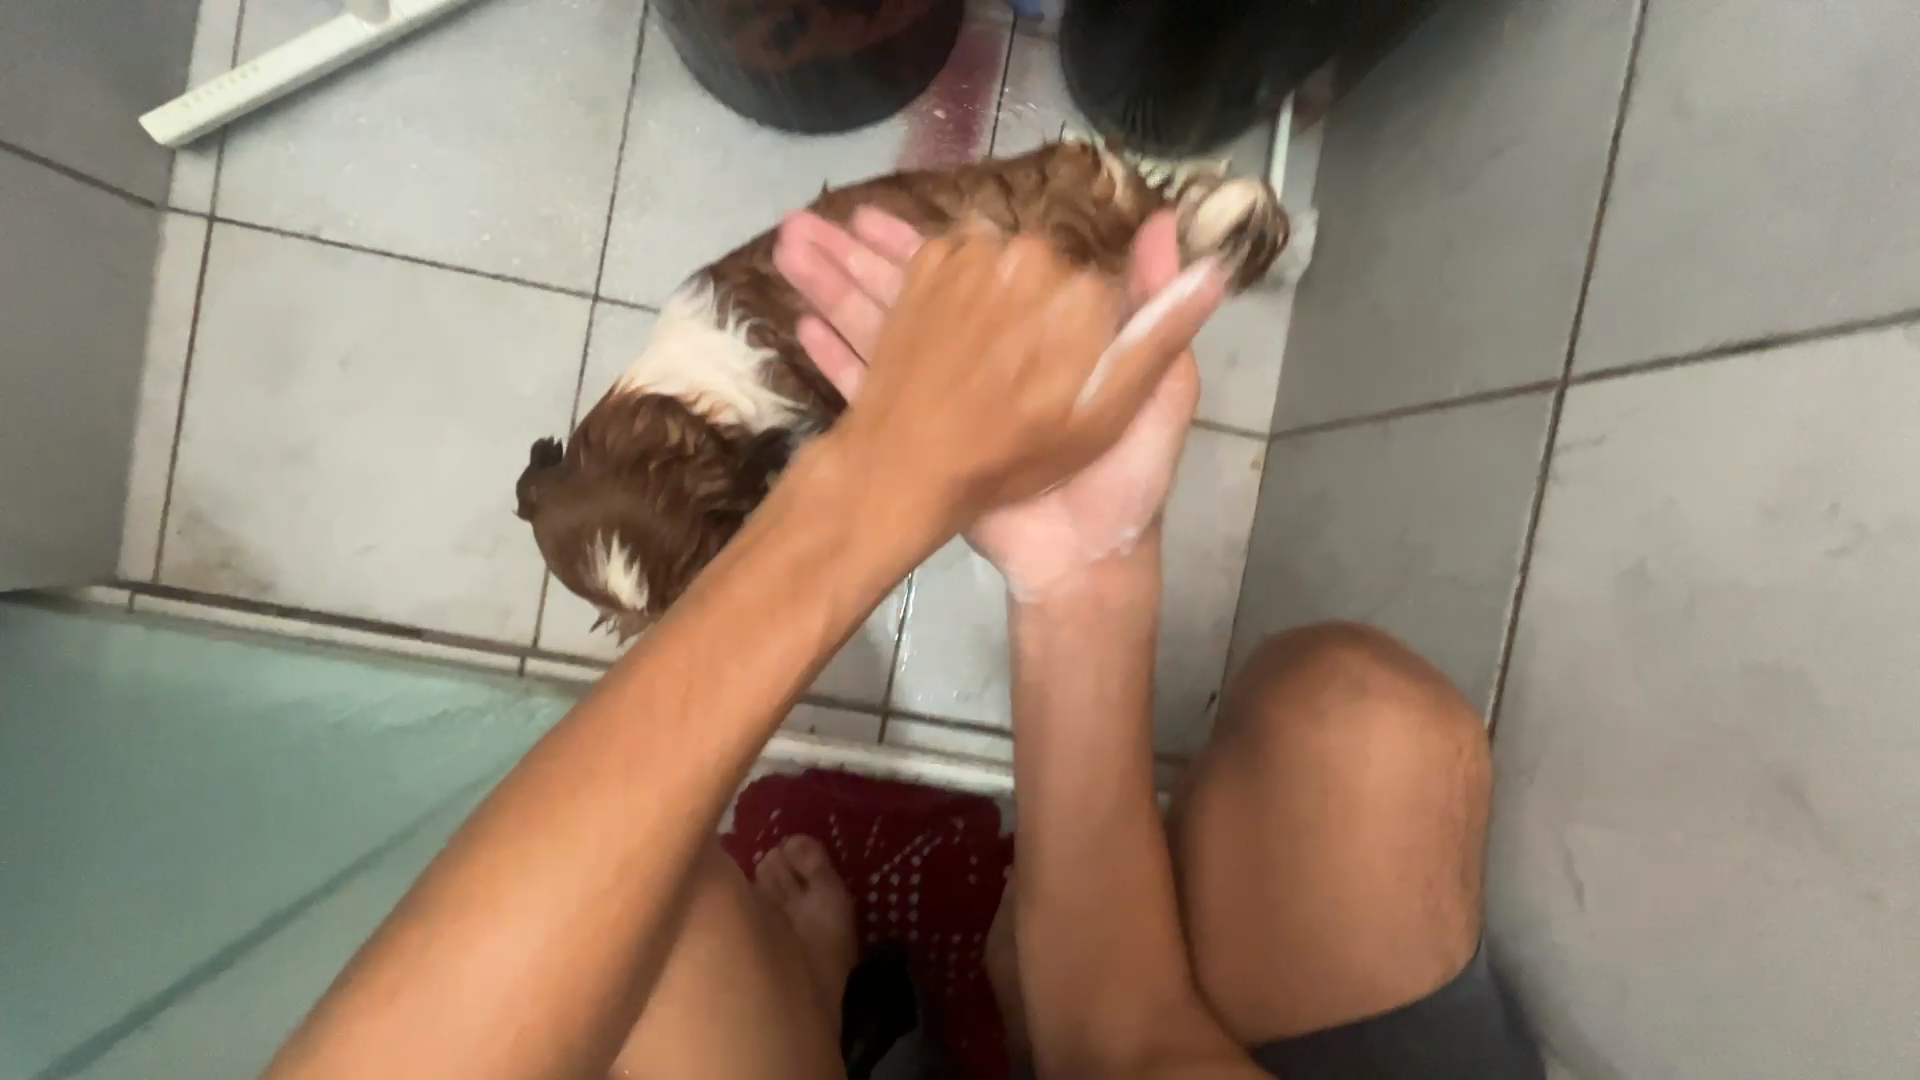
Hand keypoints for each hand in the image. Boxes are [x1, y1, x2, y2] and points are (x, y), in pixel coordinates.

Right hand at [776, 208, 1222, 600]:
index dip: (920, 242)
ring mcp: (946, 397)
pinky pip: (872, 390)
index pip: (970, 274)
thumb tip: (1166, 222)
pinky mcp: (925, 437)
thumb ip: (1158, 313)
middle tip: (805, 225)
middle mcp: (981, 358)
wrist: (1080, 555)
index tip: (873, 214)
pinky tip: (800, 321)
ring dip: (834, 291)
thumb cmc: (1125, 477)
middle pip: (912, 296)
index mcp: (1029, 338)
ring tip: (789, 251)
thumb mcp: (1157, 389)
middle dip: (857, 259)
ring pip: (882, 332)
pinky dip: (837, 358)